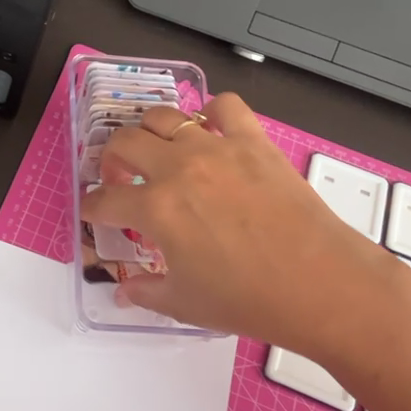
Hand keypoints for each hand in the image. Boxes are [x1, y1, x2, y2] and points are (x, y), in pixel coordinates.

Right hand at [79, 93, 410, 362]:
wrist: (320, 284)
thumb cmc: (250, 299)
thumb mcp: (185, 304)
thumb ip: (146, 292)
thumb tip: (126, 291)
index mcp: (155, 211)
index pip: (102, 201)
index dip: (91, 208)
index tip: (94, 213)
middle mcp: (178, 170)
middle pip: (123, 144)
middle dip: (111, 160)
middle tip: (120, 178)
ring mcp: (217, 150)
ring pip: (164, 116)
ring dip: (149, 131)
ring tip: (156, 150)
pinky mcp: (253, 142)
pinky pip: (224, 106)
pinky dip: (211, 112)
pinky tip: (210, 130)